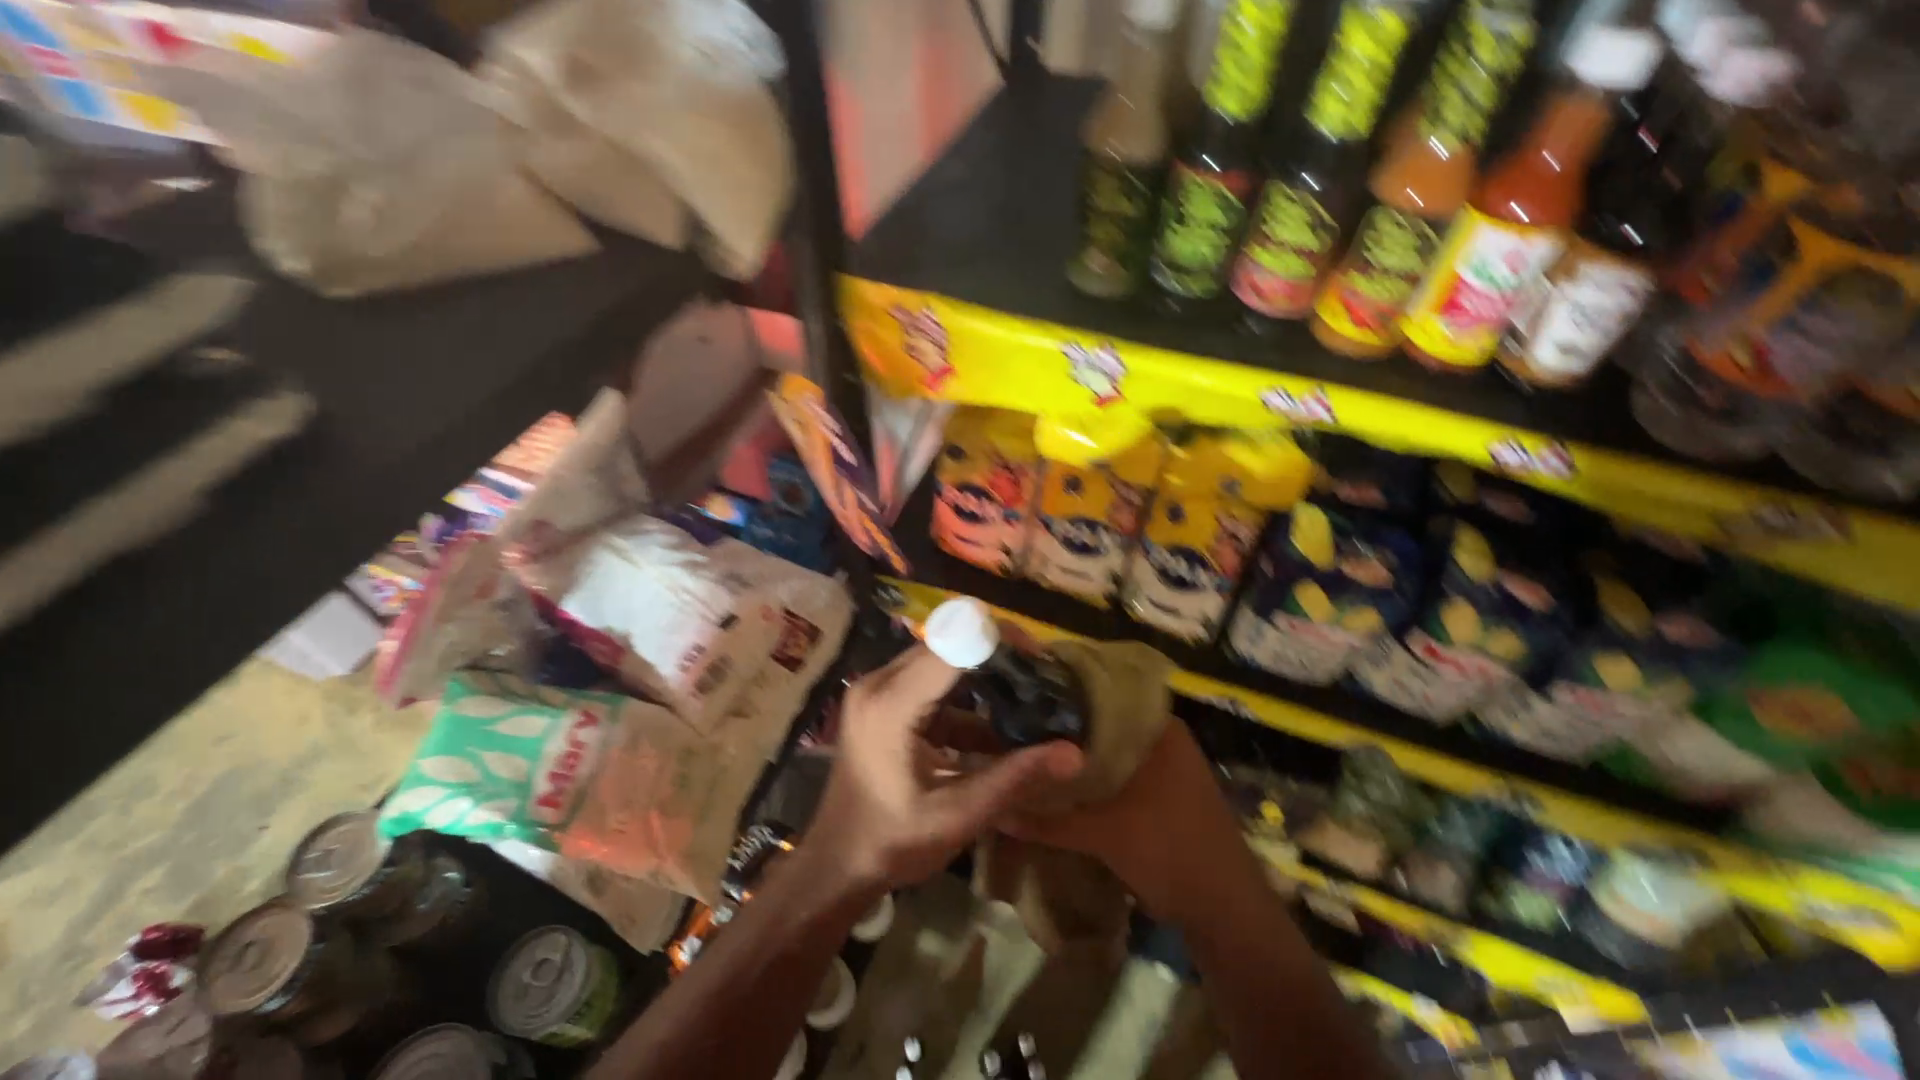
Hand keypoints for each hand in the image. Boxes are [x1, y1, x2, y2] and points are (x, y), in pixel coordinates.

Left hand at [804, 643, 1084, 895]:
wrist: (835, 866)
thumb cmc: (891, 843)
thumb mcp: (959, 814)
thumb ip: (1015, 777)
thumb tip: (1076, 753)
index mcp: (891, 703)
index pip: (954, 641)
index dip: (1001, 640)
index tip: (1042, 661)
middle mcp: (878, 683)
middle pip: (949, 644)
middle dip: (1000, 657)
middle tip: (1045, 682)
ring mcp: (876, 692)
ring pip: (942, 662)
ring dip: (985, 678)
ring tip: (1031, 702)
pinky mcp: (881, 705)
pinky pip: (930, 684)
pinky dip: (966, 701)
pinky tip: (998, 731)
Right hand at [1001, 720, 1247, 926]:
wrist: (1225, 911)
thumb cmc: (1169, 853)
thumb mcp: (1103, 834)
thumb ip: (1048, 820)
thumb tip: (995, 809)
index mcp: (1157, 730)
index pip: (1099, 696)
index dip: (1058, 700)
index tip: (1017, 703)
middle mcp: (1161, 740)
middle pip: (1100, 727)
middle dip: (1061, 734)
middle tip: (1011, 733)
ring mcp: (1163, 768)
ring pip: (1107, 755)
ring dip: (1074, 762)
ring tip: (1024, 758)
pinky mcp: (1160, 795)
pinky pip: (1116, 777)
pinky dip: (1090, 783)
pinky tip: (1054, 789)